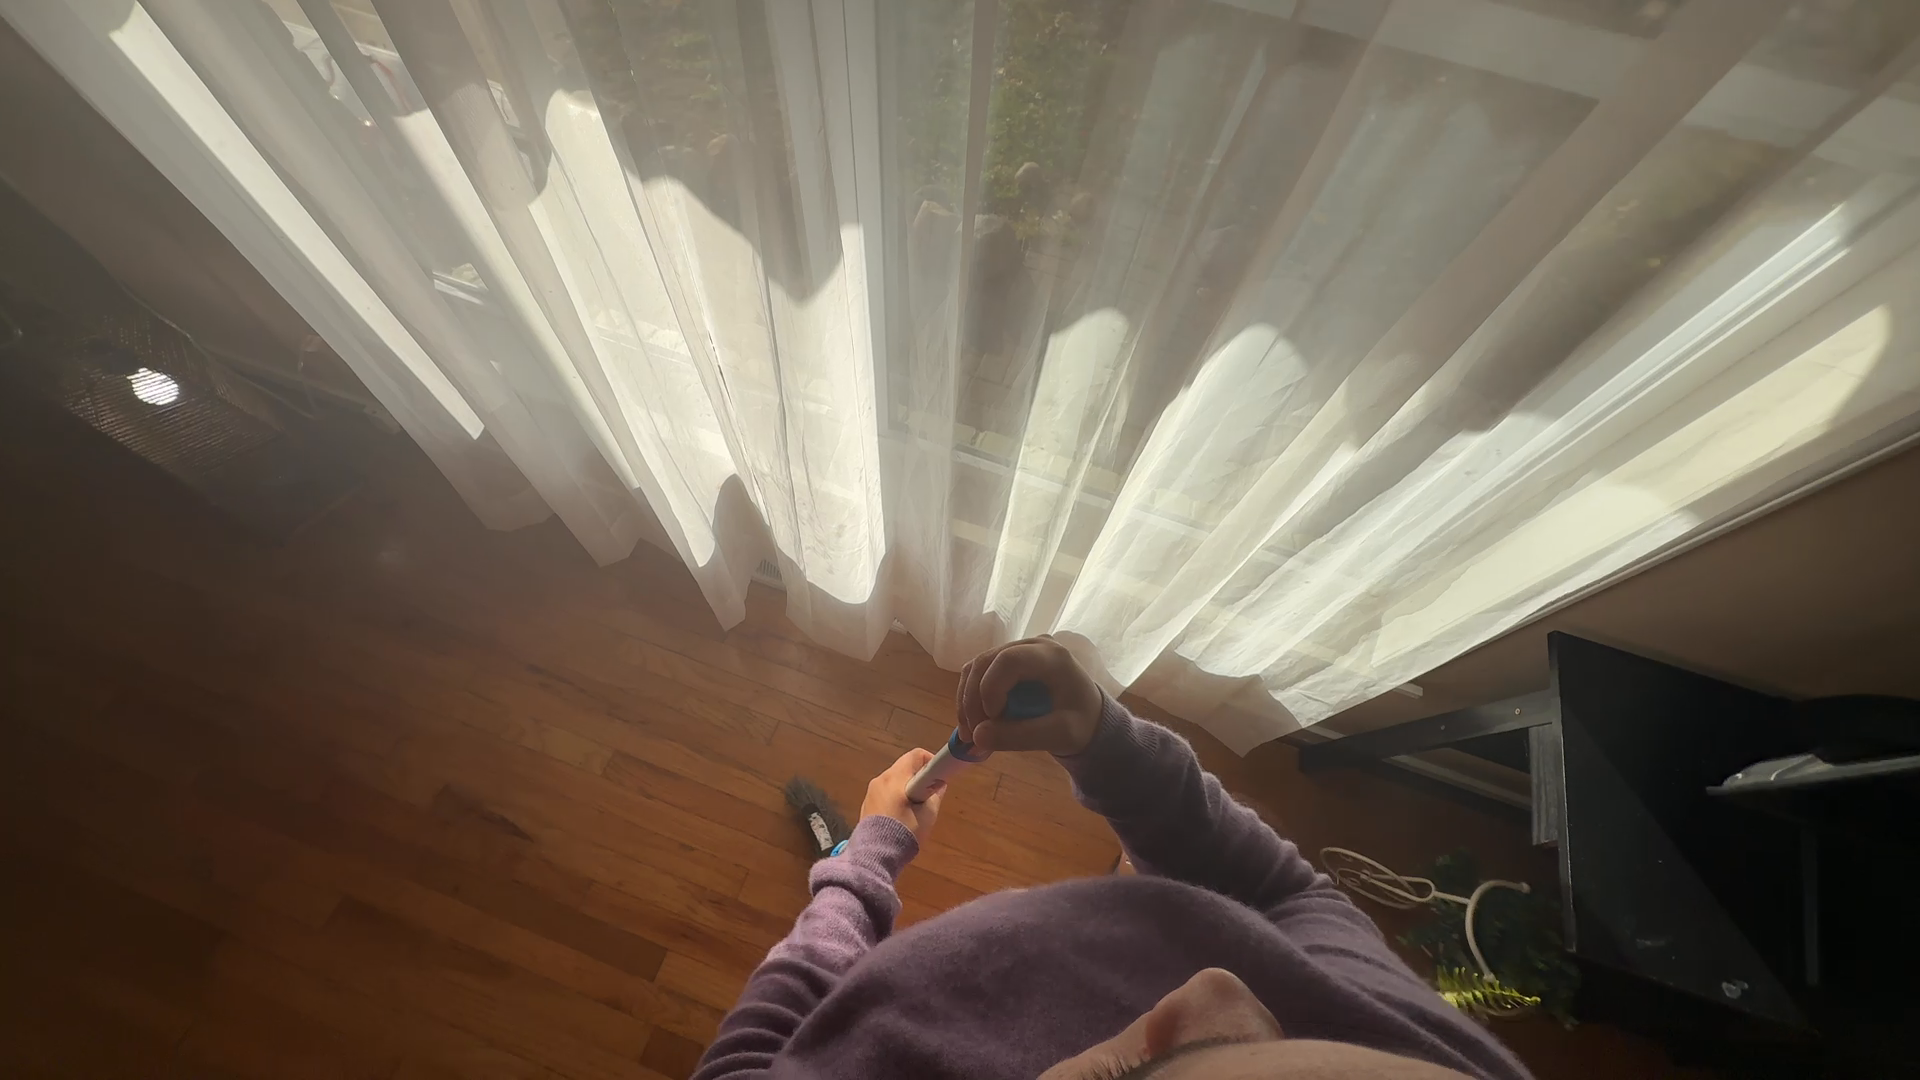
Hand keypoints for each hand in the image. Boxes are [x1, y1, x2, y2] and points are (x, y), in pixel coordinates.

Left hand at [860, 748, 943, 843]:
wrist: (875, 855)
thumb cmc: (905, 831)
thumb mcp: (928, 814)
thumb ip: (935, 795)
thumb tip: (939, 784)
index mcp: (896, 777)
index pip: (916, 755)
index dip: (930, 762)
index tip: (937, 778)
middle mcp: (881, 779)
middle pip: (904, 768)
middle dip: (918, 778)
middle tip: (928, 797)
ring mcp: (871, 792)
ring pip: (894, 781)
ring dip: (906, 789)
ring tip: (914, 811)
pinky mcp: (866, 804)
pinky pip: (884, 793)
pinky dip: (894, 799)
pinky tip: (899, 818)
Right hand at [957, 636, 1103, 755]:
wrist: (1089, 717)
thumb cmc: (1082, 724)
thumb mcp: (1060, 736)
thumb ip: (1021, 736)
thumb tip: (977, 736)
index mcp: (1052, 656)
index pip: (1008, 661)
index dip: (990, 689)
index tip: (992, 721)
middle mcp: (1032, 645)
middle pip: (986, 662)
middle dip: (972, 700)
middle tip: (972, 736)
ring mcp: (1018, 650)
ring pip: (976, 667)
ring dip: (967, 700)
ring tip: (971, 734)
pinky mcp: (1007, 661)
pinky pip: (979, 673)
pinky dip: (970, 698)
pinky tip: (974, 723)